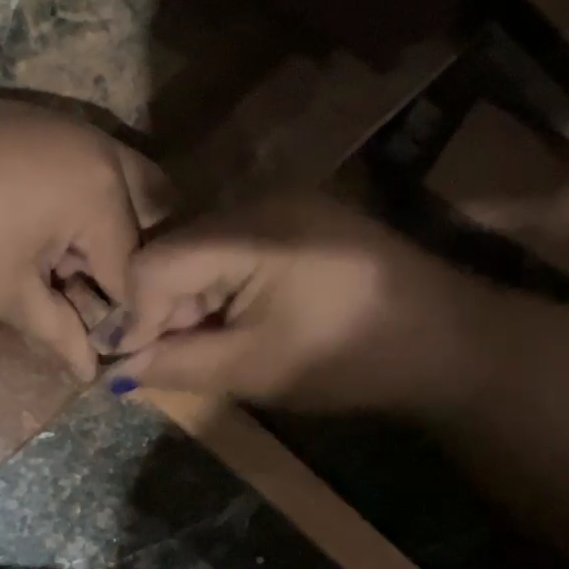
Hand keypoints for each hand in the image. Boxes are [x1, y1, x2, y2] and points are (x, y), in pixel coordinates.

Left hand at [0, 97, 171, 378]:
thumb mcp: (9, 294)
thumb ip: (61, 332)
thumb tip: (92, 371)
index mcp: (100, 192)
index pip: (137, 266)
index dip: (129, 314)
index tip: (114, 344)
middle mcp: (102, 148)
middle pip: (153, 213)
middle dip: (138, 262)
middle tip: (107, 301)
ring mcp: (72, 125)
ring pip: (126, 182)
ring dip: (117, 228)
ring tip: (77, 269)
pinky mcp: (43, 116)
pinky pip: (92, 161)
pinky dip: (90, 199)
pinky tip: (54, 230)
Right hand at [108, 193, 494, 412]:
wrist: (455, 343)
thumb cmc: (352, 358)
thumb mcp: (254, 368)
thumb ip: (176, 363)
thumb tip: (114, 366)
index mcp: (250, 230)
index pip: (153, 261)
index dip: (136, 315)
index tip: (140, 361)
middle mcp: (259, 199)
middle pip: (172, 247)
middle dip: (161, 307)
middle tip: (175, 355)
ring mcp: (282, 203)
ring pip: (197, 246)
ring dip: (188, 298)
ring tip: (208, 342)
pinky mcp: (298, 217)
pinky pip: (230, 245)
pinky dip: (217, 285)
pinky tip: (235, 319)